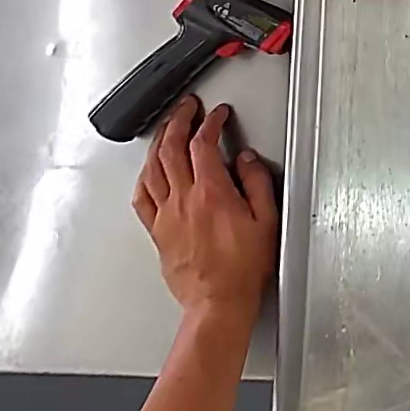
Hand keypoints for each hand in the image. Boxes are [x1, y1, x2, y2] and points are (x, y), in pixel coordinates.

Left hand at [132, 96, 277, 314]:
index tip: (218, 115)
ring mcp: (166, 216)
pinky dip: (145, 175)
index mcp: (212, 193)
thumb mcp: (266, 219)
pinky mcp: (158, 231)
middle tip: (187, 108)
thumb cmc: (243, 267)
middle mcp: (184, 201)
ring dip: (159, 142)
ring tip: (167, 129)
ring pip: (152, 168)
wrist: (218, 302)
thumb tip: (247, 160)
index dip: (211, 122)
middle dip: (178, 121)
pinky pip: (143, 197)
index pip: (204, 144)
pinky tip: (149, 170)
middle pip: (171, 148)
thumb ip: (256, 183)